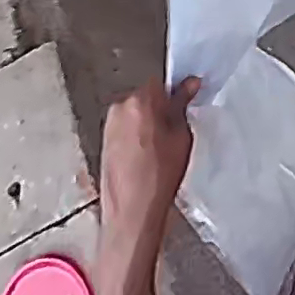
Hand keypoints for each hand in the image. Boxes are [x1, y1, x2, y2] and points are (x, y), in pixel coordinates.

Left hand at [97, 77, 200, 258]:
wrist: (133, 211)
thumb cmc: (159, 175)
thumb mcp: (181, 135)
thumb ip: (182, 105)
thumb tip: (189, 85)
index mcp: (138, 102)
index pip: (160, 83)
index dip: (175, 93)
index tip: (186, 101)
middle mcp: (119, 110)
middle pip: (146, 97)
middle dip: (161, 107)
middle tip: (176, 128)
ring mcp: (109, 126)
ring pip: (136, 114)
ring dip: (149, 122)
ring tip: (162, 146)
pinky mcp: (104, 143)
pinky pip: (127, 129)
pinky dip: (138, 136)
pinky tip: (149, 156)